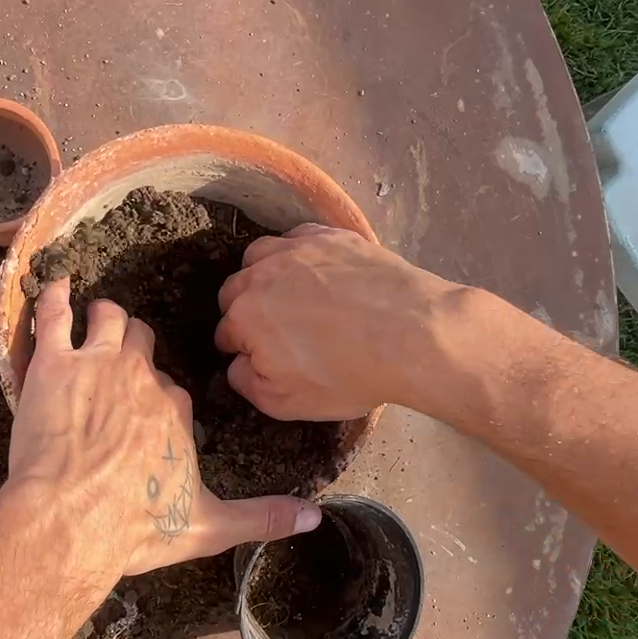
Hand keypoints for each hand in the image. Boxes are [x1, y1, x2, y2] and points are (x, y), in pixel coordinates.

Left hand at [8, 277, 320, 577]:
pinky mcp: (54, 363)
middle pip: (144, 341)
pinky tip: (57, 285)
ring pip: (108, 319)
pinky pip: (54, 314)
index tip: (149, 408)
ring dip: (104, 318)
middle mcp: (143, 376)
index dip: (160, 396)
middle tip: (120, 362)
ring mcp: (98, 364)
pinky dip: (54, 297)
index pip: (174, 386)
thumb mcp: (209, 528)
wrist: (71, 522)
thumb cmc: (135, 526)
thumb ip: (262, 517)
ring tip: (95, 321)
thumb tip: (314, 517)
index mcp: (177, 408)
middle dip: (135, 345)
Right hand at [215, 224, 470, 420]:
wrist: (412, 335)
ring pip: (259, 256)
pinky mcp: (329, 236)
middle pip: (234, 290)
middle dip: (244, 309)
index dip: (240, 349)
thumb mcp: (287, 402)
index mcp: (244, 318)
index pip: (225, 334)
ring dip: (262, 275)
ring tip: (287, 294)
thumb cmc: (349, 373)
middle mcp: (261, 276)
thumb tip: (237, 366)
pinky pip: (297, 237)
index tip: (259, 357)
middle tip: (274, 329)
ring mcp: (295, 250)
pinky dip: (297, 253)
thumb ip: (248, 384)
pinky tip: (315, 271)